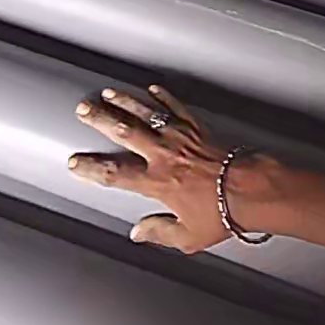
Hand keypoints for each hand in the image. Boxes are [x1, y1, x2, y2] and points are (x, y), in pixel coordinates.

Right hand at [68, 85, 264, 252]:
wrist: (250, 187)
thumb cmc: (221, 212)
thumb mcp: (188, 236)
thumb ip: (159, 232)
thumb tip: (137, 233)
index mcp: (156, 182)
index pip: (113, 174)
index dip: (91, 168)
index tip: (74, 163)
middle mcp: (163, 154)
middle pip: (124, 131)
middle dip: (100, 119)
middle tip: (83, 109)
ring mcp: (179, 136)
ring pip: (146, 113)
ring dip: (125, 102)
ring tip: (108, 93)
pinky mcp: (196, 126)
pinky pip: (175, 107)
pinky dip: (163, 97)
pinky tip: (152, 88)